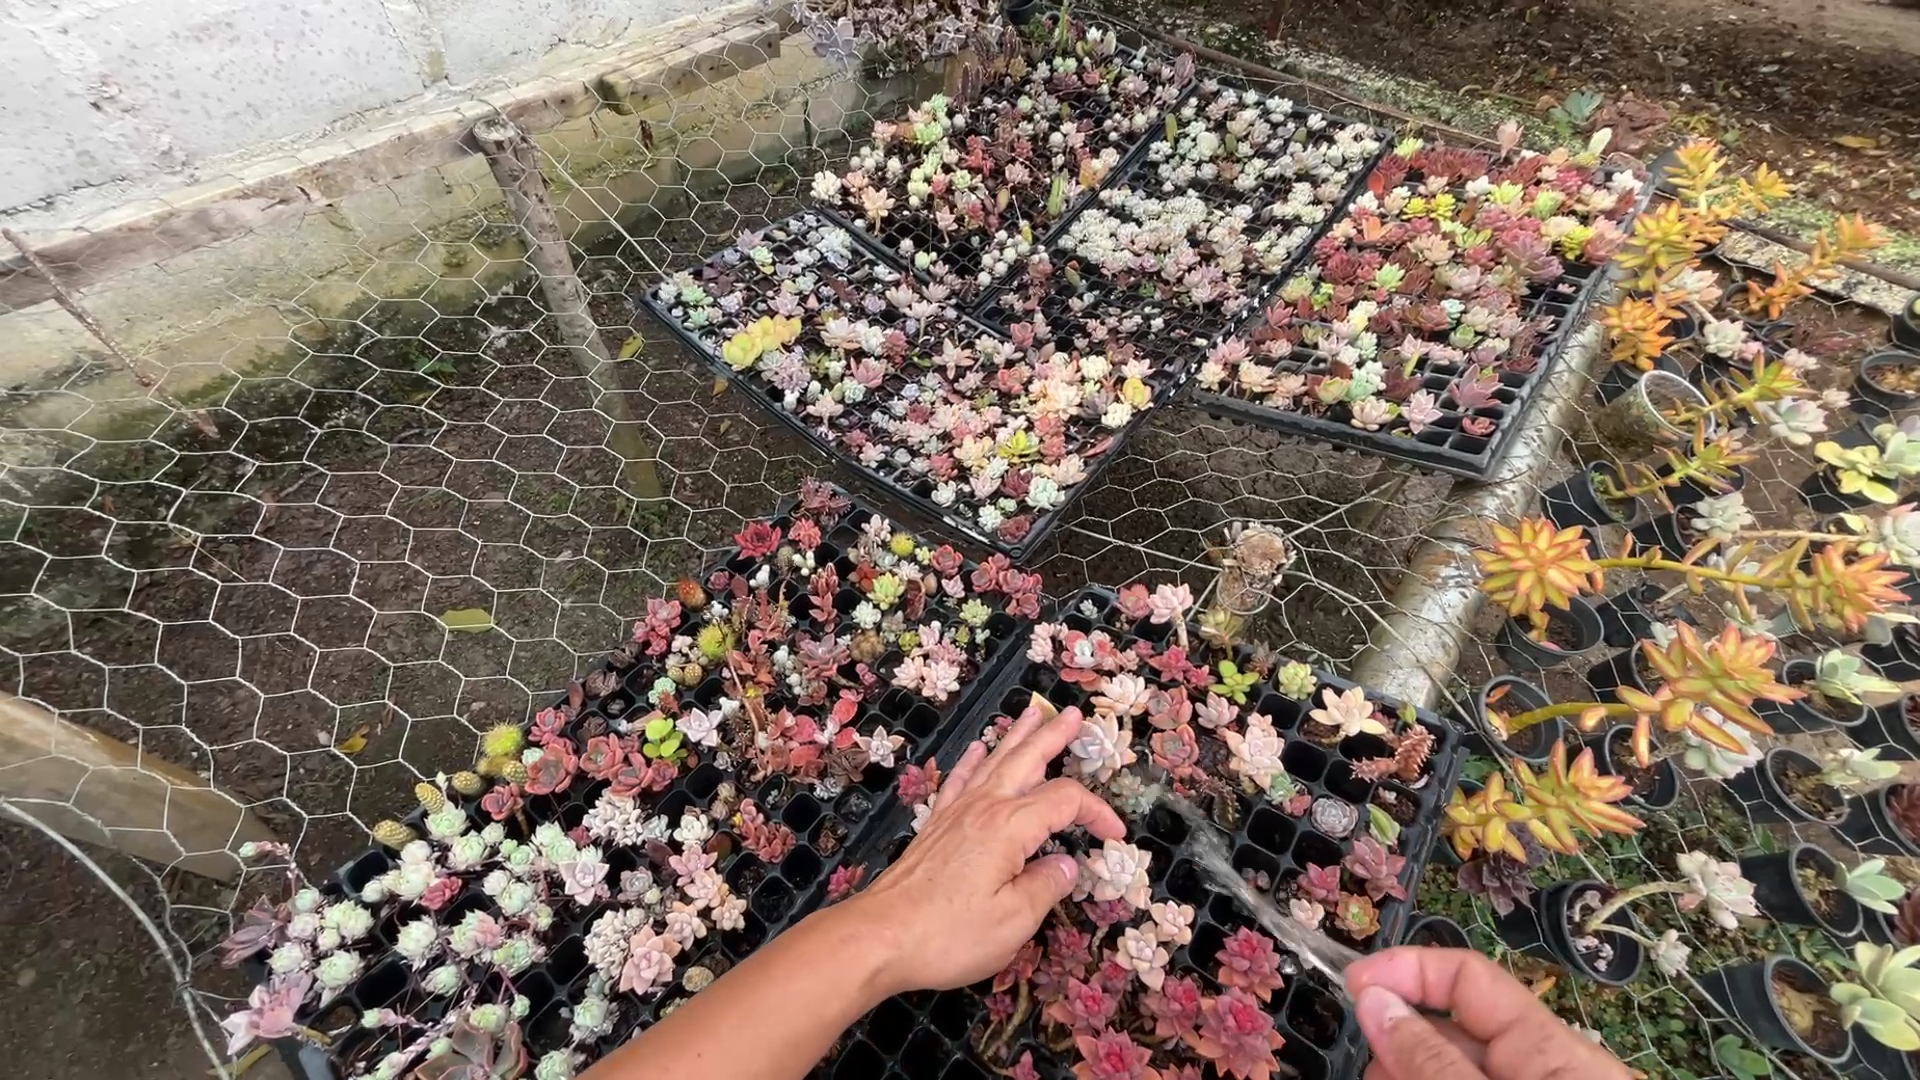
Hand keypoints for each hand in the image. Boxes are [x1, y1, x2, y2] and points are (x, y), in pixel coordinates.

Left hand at [847, 701, 1124, 995]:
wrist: (882, 934)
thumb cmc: (950, 934)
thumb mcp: (1013, 921)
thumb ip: (1045, 887)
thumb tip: (1067, 865)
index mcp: (1009, 827)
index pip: (1064, 802)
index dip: (1096, 811)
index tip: (1116, 835)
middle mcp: (984, 807)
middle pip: (1025, 760)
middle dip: (1052, 735)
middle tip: (1073, 715)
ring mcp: (957, 811)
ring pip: (993, 761)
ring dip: (1016, 736)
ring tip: (1032, 713)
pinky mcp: (937, 823)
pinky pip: (959, 779)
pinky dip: (972, 760)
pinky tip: (978, 748)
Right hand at [1347, 947, 1633, 1079]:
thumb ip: (1432, 1059)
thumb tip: (1371, 997)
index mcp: (1558, 1055)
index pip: (1468, 975)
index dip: (1405, 969)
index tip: (1352, 988)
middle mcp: (1549, 1071)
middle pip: (1454, 1029)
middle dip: (1399, 1036)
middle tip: (1366, 1066)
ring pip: (1454, 1068)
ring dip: (1406, 1069)